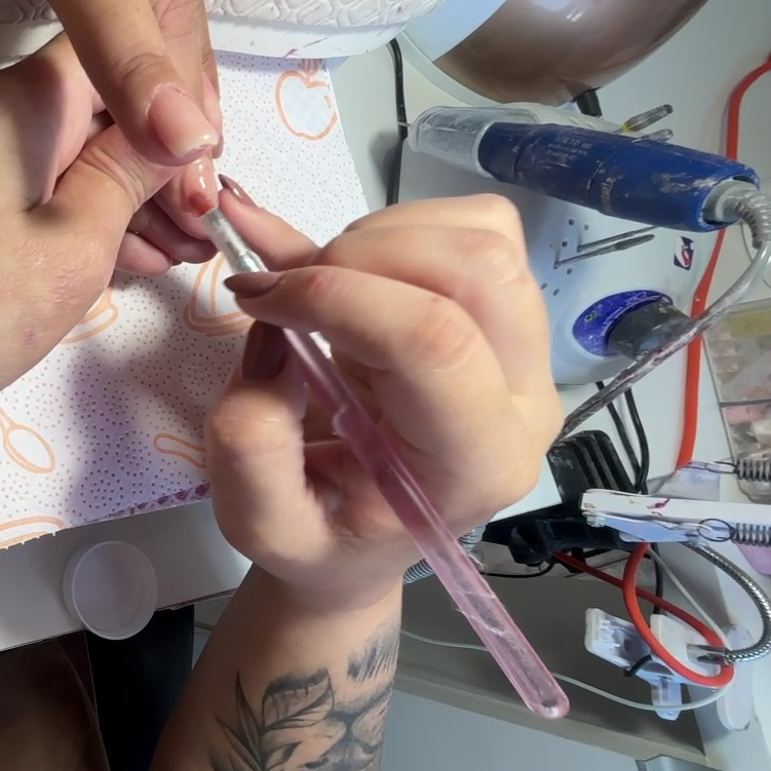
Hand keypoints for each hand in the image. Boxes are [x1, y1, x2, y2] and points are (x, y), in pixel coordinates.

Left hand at [0, 37, 205, 428]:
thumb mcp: (75, 244)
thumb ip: (131, 173)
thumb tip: (181, 128)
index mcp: (18, 103)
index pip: (118, 61)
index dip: (176, 112)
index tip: (211, 174)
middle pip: (97, 114)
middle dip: (158, 170)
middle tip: (207, 229)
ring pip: (72, 159)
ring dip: (128, 203)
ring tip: (186, 253)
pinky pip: (39, 190)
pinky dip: (82, 219)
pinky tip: (135, 259)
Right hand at [205, 192, 562, 611]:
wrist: (356, 541)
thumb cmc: (313, 539)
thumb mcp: (256, 520)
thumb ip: (249, 437)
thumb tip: (272, 324)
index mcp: (469, 461)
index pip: (431, 339)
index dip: (331, 297)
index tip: (254, 298)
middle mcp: (520, 400)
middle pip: (476, 269)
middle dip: (356, 257)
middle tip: (287, 291)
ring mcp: (521, 354)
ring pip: (482, 237)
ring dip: (375, 239)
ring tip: (313, 285)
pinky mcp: (499, 321)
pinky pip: (474, 231)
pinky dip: (394, 230)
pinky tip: (343, 270)